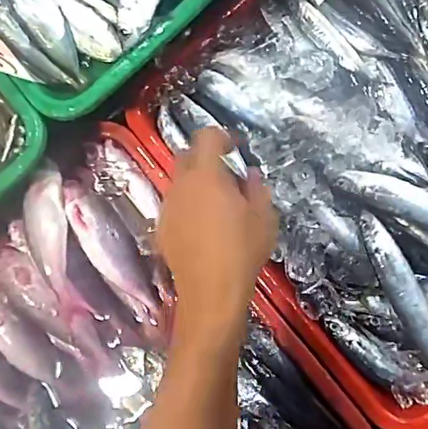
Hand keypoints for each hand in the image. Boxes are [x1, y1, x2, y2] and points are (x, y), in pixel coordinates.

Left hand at [157, 128, 274, 335]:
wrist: (212, 291)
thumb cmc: (243, 250)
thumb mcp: (264, 217)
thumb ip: (257, 189)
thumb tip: (249, 176)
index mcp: (207, 175)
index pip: (207, 138)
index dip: (223, 136)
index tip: (237, 147)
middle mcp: (181, 186)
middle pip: (189, 157)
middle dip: (209, 159)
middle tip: (231, 177)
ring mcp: (168, 208)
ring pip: (181, 183)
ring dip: (199, 185)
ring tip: (222, 206)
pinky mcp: (162, 229)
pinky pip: (177, 206)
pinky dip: (191, 207)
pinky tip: (208, 228)